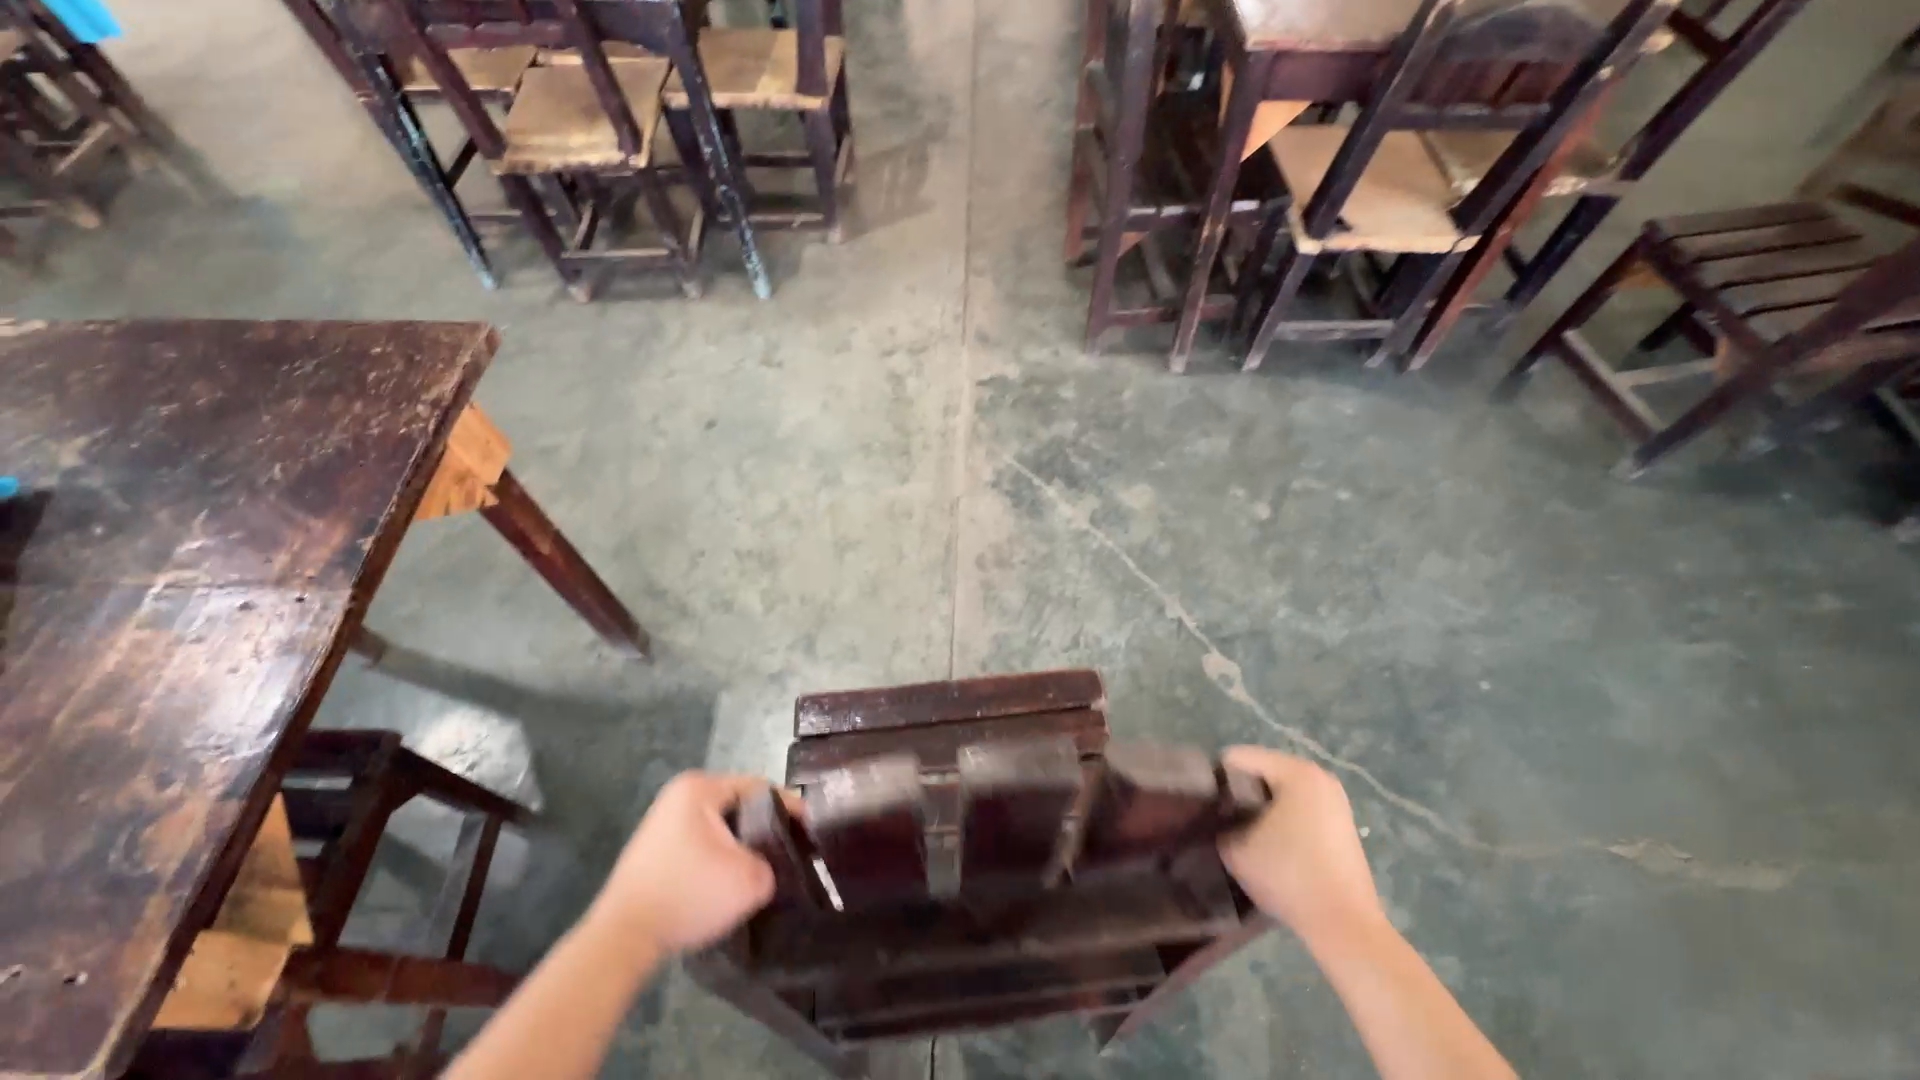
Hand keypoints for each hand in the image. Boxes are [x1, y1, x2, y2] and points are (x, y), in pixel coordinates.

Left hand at [590, 771, 779, 955]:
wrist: (624, 938)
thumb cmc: (687, 895)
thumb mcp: (750, 878)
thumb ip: (775, 860)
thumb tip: (774, 861)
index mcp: (700, 788)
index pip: (761, 788)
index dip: (791, 810)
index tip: (811, 836)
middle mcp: (680, 795)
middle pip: (741, 806)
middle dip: (766, 830)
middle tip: (790, 856)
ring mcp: (664, 822)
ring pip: (722, 828)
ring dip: (743, 847)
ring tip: (765, 872)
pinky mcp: (657, 849)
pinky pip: (703, 845)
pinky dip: (720, 859)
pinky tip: (730, 884)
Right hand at [1218, 746, 1386, 944]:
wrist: (1344, 923)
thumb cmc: (1289, 876)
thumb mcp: (1236, 850)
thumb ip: (1219, 826)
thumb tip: (1221, 823)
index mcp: (1296, 772)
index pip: (1238, 758)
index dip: (1214, 780)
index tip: (1204, 807)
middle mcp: (1319, 777)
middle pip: (1262, 771)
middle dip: (1239, 793)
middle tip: (1222, 822)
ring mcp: (1335, 800)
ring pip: (1281, 791)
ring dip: (1260, 808)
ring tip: (1244, 836)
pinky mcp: (1341, 824)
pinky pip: (1299, 808)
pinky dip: (1282, 820)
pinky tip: (1272, 847)